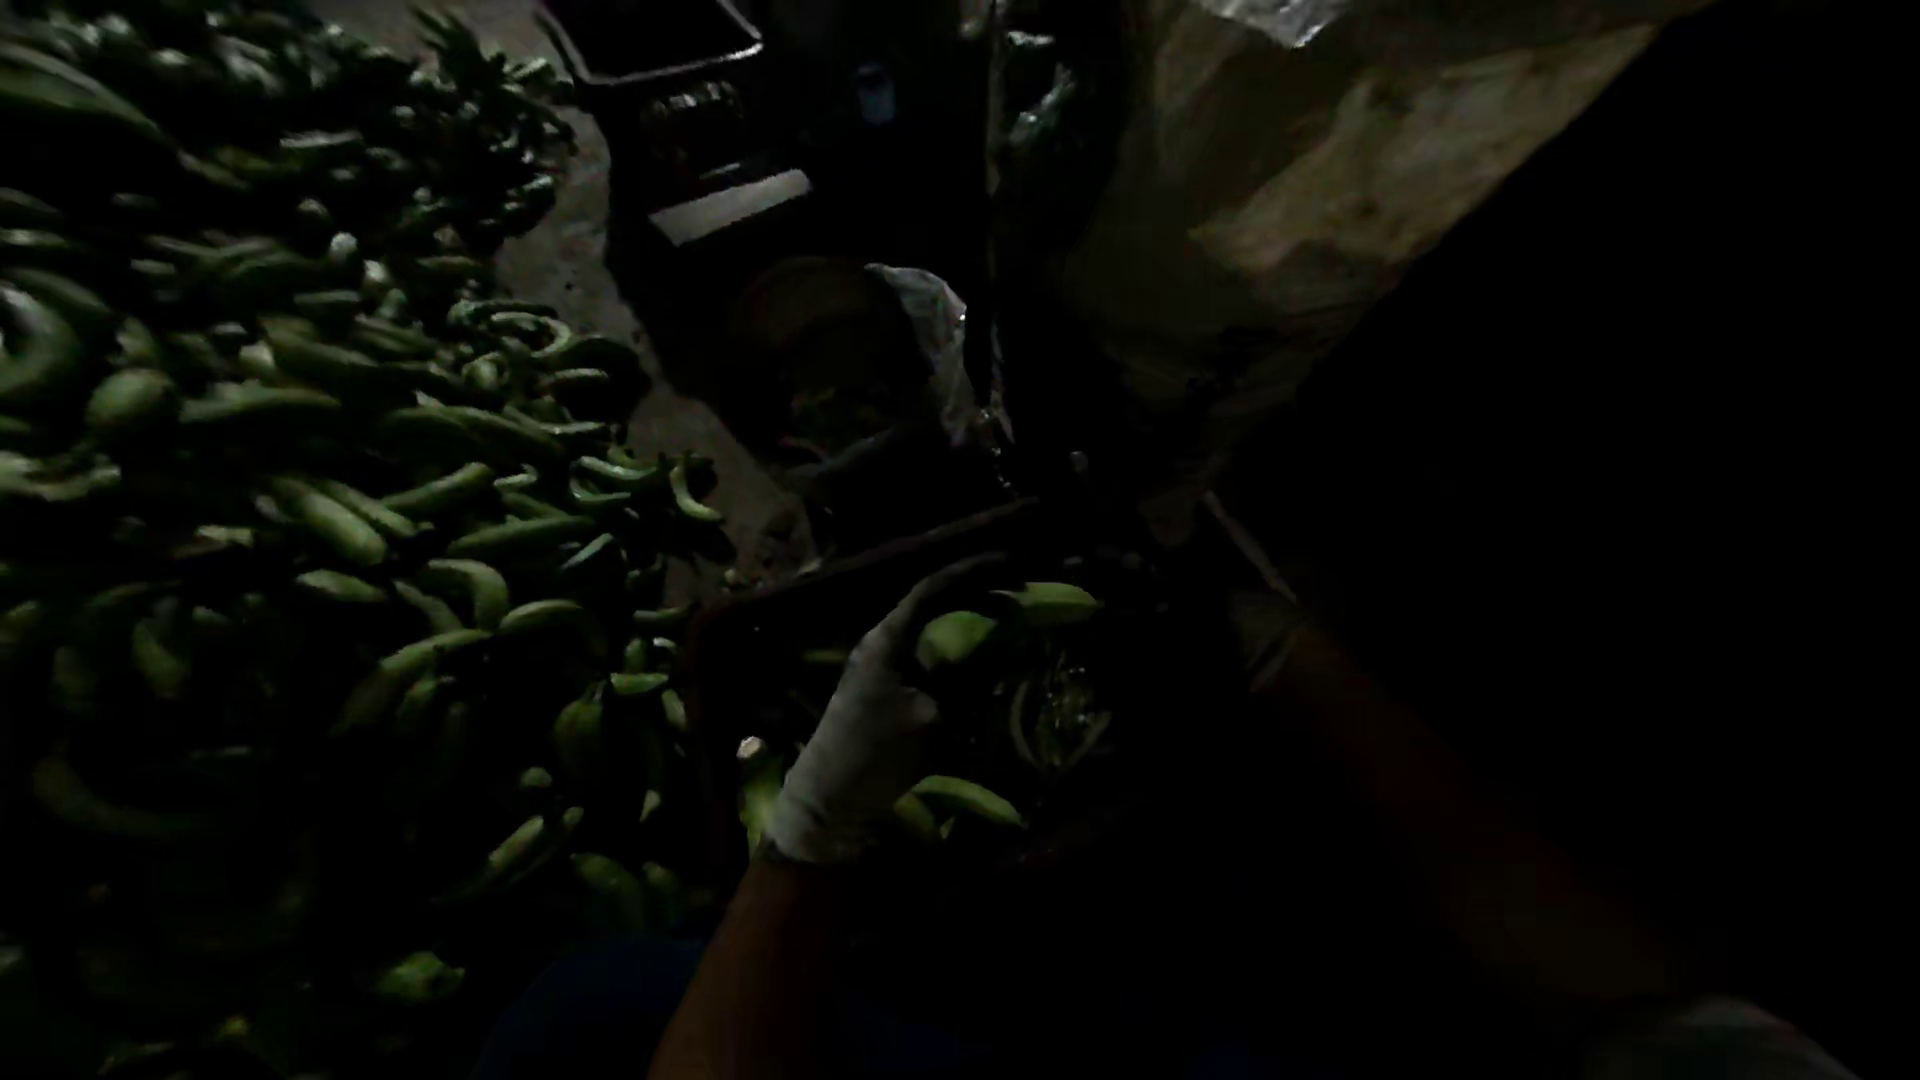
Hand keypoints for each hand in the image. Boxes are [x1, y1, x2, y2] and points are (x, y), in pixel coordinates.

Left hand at [764, 555, 1003, 863]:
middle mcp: (885, 638)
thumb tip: (999, 657)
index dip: (973, 573)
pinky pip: (929, 648)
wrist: (832, 793)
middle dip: (976, 590)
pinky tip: (980, 650)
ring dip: (968, 614)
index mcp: (889, 637)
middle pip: (934, 599)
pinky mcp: (889, 680)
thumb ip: (965, 682)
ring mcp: (884, 658)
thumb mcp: (929, 717)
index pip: (933, 589)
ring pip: (933, 622)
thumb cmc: (876, 751)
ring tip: (1006, 612)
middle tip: (1017, 590)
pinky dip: (958, 643)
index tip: (1010, 569)